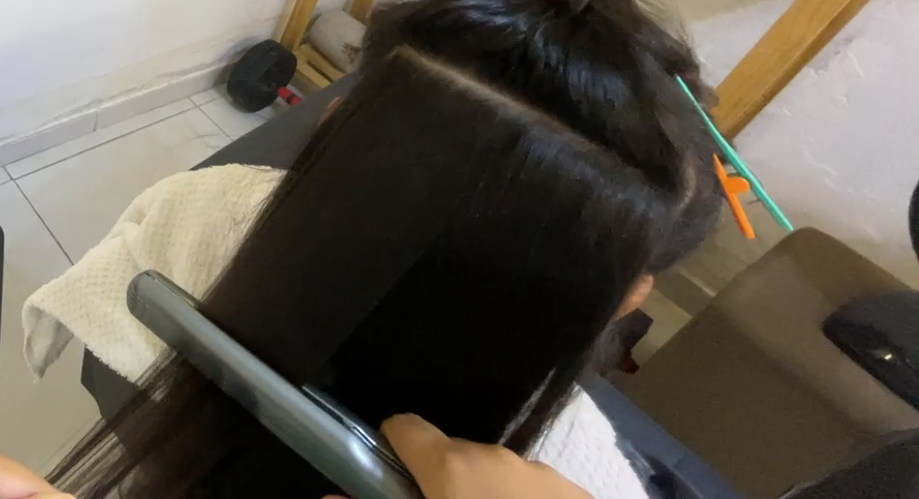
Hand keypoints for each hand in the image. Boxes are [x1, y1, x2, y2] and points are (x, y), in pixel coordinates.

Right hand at [330, 415, 592, 498]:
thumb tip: (331, 496)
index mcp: (451, 465)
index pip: (403, 426)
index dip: (393, 454)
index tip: (395, 488)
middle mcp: (497, 457)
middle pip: (452, 455)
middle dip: (446, 488)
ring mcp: (548, 478)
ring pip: (501, 478)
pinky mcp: (588, 498)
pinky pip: (542, 495)